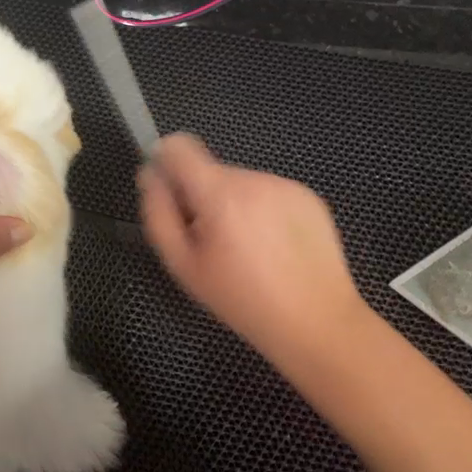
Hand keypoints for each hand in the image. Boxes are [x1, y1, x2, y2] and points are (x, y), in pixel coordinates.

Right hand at [139, 133, 368, 360]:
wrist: (320, 325)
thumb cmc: (243, 300)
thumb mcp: (182, 265)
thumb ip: (157, 212)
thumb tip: (150, 176)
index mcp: (220, 195)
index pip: (179, 147)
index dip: (167, 163)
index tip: (171, 193)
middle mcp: (254, 180)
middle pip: (209, 170)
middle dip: (203, 196)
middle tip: (212, 239)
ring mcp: (286, 186)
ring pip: (238, 182)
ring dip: (233, 203)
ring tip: (246, 247)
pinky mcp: (310, 197)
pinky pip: (267, 191)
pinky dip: (261, 210)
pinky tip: (273, 247)